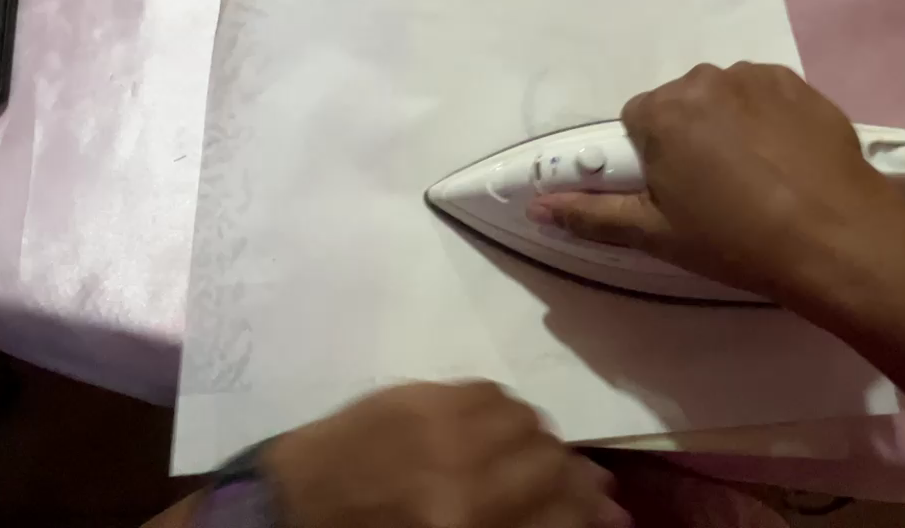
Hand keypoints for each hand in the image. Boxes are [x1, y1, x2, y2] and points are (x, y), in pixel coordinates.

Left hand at [264, 381, 627, 527]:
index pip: (558, 507)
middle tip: (588, 490)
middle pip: (550, 459)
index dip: (591, 513)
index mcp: (467, 520)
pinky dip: (506, 409)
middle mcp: (464, 467)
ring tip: (543, 458)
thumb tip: (570, 512)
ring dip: (542, 441)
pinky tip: (503, 425)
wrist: (294, 507)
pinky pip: (488, 390)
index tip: (611, 516)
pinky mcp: (421, 391)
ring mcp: (441, 420)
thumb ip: (513, 524)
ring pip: (524, 418)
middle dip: (577, 478)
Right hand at [528, 63, 904, 318]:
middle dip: (686, 137)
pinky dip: (765, 118)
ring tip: (758, 176)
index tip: (677, 192)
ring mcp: (756, 76)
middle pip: (678, 105)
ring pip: (721, 97)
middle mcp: (704, 79)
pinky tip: (786, 159)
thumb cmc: (738, 241)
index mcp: (663, 111)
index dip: (650, 159)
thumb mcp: (657, 234)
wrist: (842, 243)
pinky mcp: (798, 83)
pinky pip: (763, 94)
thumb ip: (591, 214)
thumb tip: (536, 206)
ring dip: (726, 125)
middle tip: (716, 190)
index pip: (635, 122)